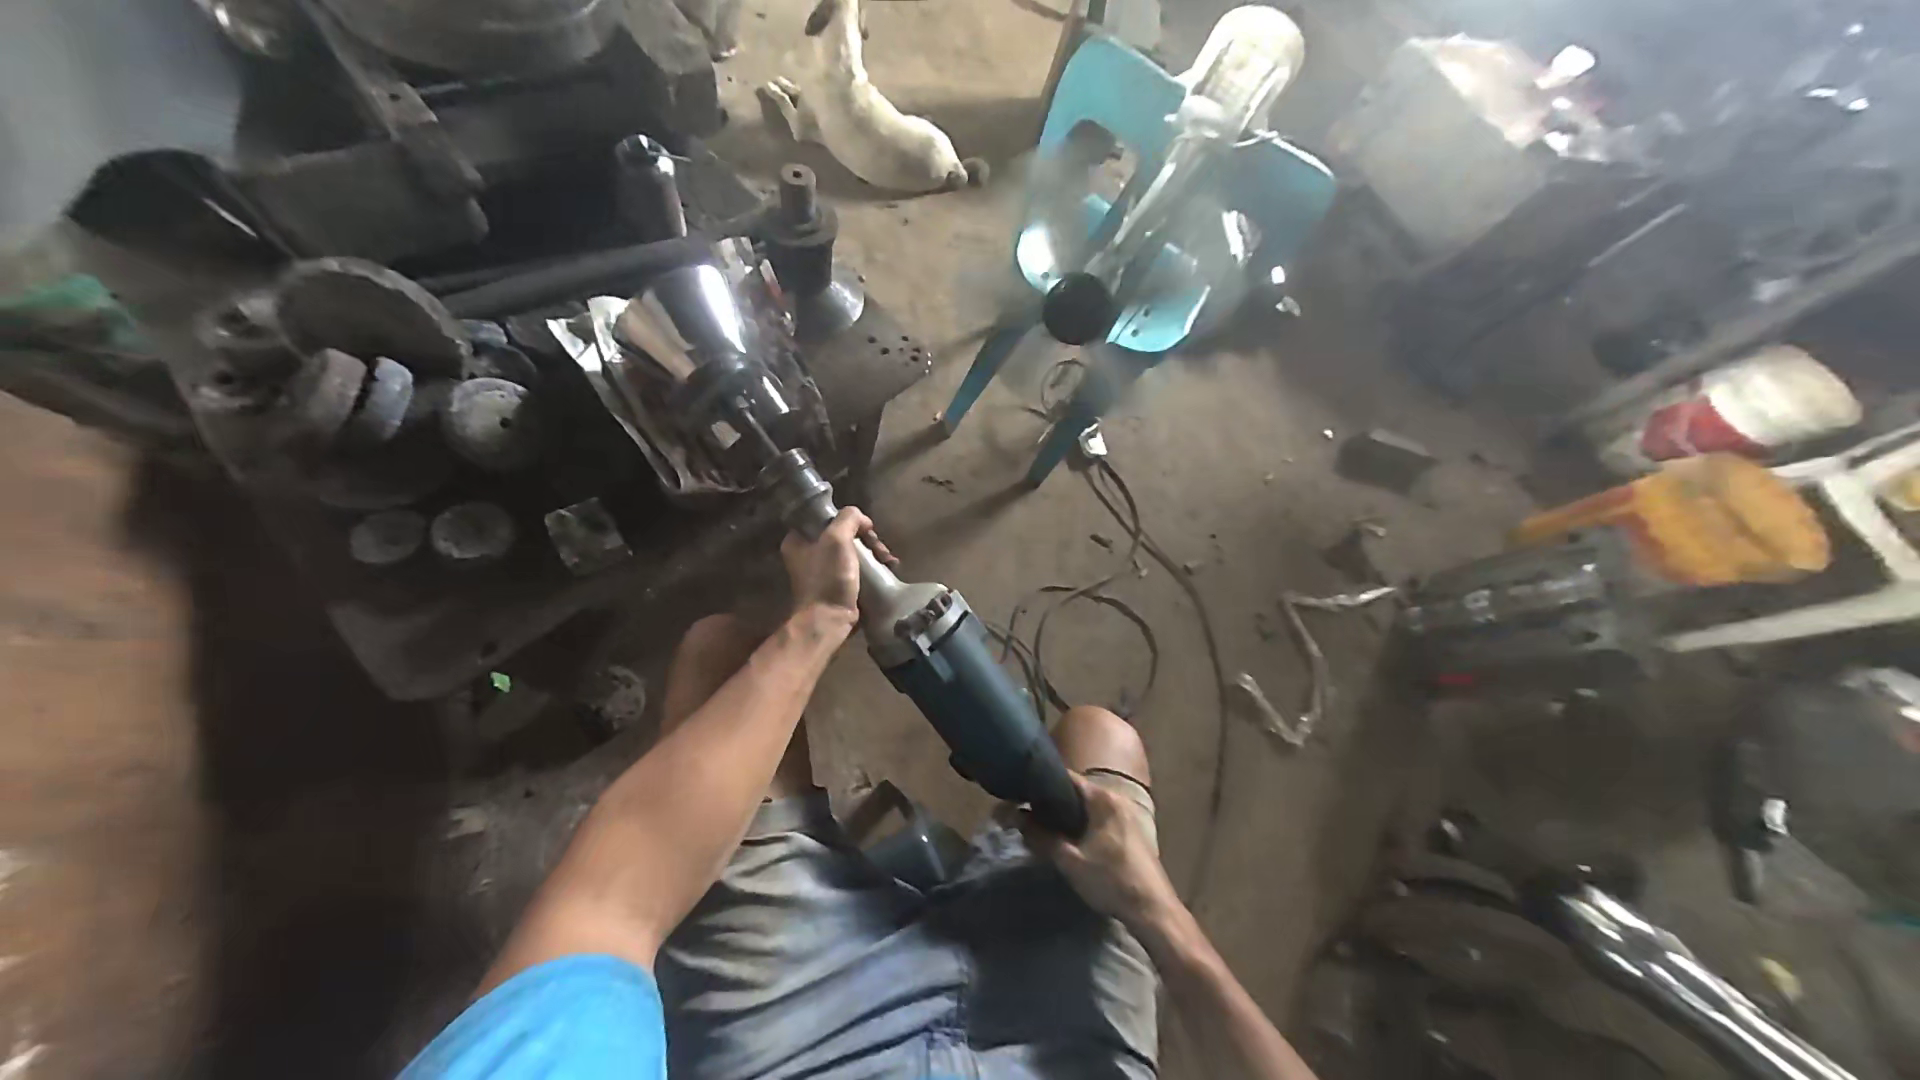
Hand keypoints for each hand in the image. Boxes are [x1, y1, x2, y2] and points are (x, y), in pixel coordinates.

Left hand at [780, 506, 893, 623]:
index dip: (849, 520)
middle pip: (843, 535)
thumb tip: (862, 519)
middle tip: (880, 548)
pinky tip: (887, 567)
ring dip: (873, 552)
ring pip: (852, 551)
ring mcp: (823, 571)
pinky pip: (856, 568)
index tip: (866, 528)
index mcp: (797, 540)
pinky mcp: (837, 585)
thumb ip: (848, 518)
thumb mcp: (836, 539)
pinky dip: (872, 567)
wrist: (829, 620)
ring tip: (888, 560)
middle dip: (867, 539)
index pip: (826, 518)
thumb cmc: (828, 578)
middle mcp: (807, 554)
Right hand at [1023, 772, 1179, 929]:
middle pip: (1077, 792)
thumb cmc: (1111, 880)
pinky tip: (1070, 840)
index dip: (1042, 783)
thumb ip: (1041, 837)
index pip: (1066, 777)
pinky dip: (1083, 824)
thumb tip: (1013, 817)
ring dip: (1068, 815)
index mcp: (1102, 799)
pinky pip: (1099, 818)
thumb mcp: (1070, 861)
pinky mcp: (1131, 832)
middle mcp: (1116, 799)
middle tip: (1029, 814)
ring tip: (1045, 827)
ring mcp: (1126, 815)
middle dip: (1053, 802)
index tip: (1021, 792)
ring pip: (1088, 807)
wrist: (1153, 911)